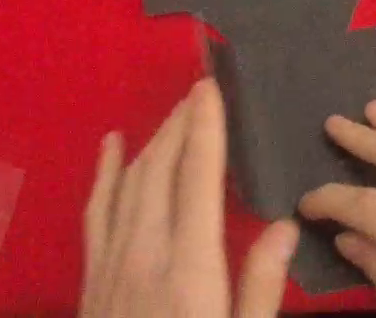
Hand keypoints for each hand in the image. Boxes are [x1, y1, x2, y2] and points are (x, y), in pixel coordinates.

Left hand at [82, 78, 300, 317]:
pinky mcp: (91, 276)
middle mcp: (145, 254)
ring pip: (130, 181)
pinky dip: (106, 171)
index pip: (197, 180)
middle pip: (160, 169)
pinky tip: (112, 144)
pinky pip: (96, 210)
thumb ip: (261, 289)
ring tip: (175, 113)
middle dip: (180, 123)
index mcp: (190, 271)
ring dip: (153, 140)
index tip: (209, 88)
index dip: (204, 128)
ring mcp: (111, 262)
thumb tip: (284, 226)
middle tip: (198, 91)